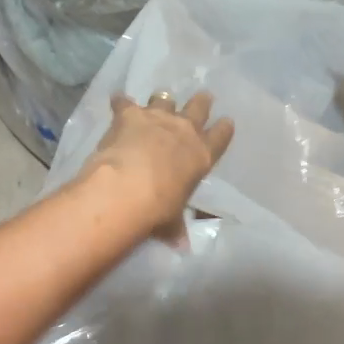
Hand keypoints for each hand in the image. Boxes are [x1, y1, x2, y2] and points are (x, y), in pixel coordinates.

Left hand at [78, 90, 233, 246]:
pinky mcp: (129, 113)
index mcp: (201, 155)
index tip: (227, 122)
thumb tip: (181, 247)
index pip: (221, 137)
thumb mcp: (172, 221)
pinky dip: (120, 102)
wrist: (128, 187)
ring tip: (160, 99)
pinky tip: (116, 101)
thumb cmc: (159, 208)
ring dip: (162, 100)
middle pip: (198, 107)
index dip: (224, 128)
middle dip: (201, 101)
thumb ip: (176, 228)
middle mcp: (184, 130)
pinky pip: (125, 102)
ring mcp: (157, 117)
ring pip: (165, 98)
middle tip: (204, 96)